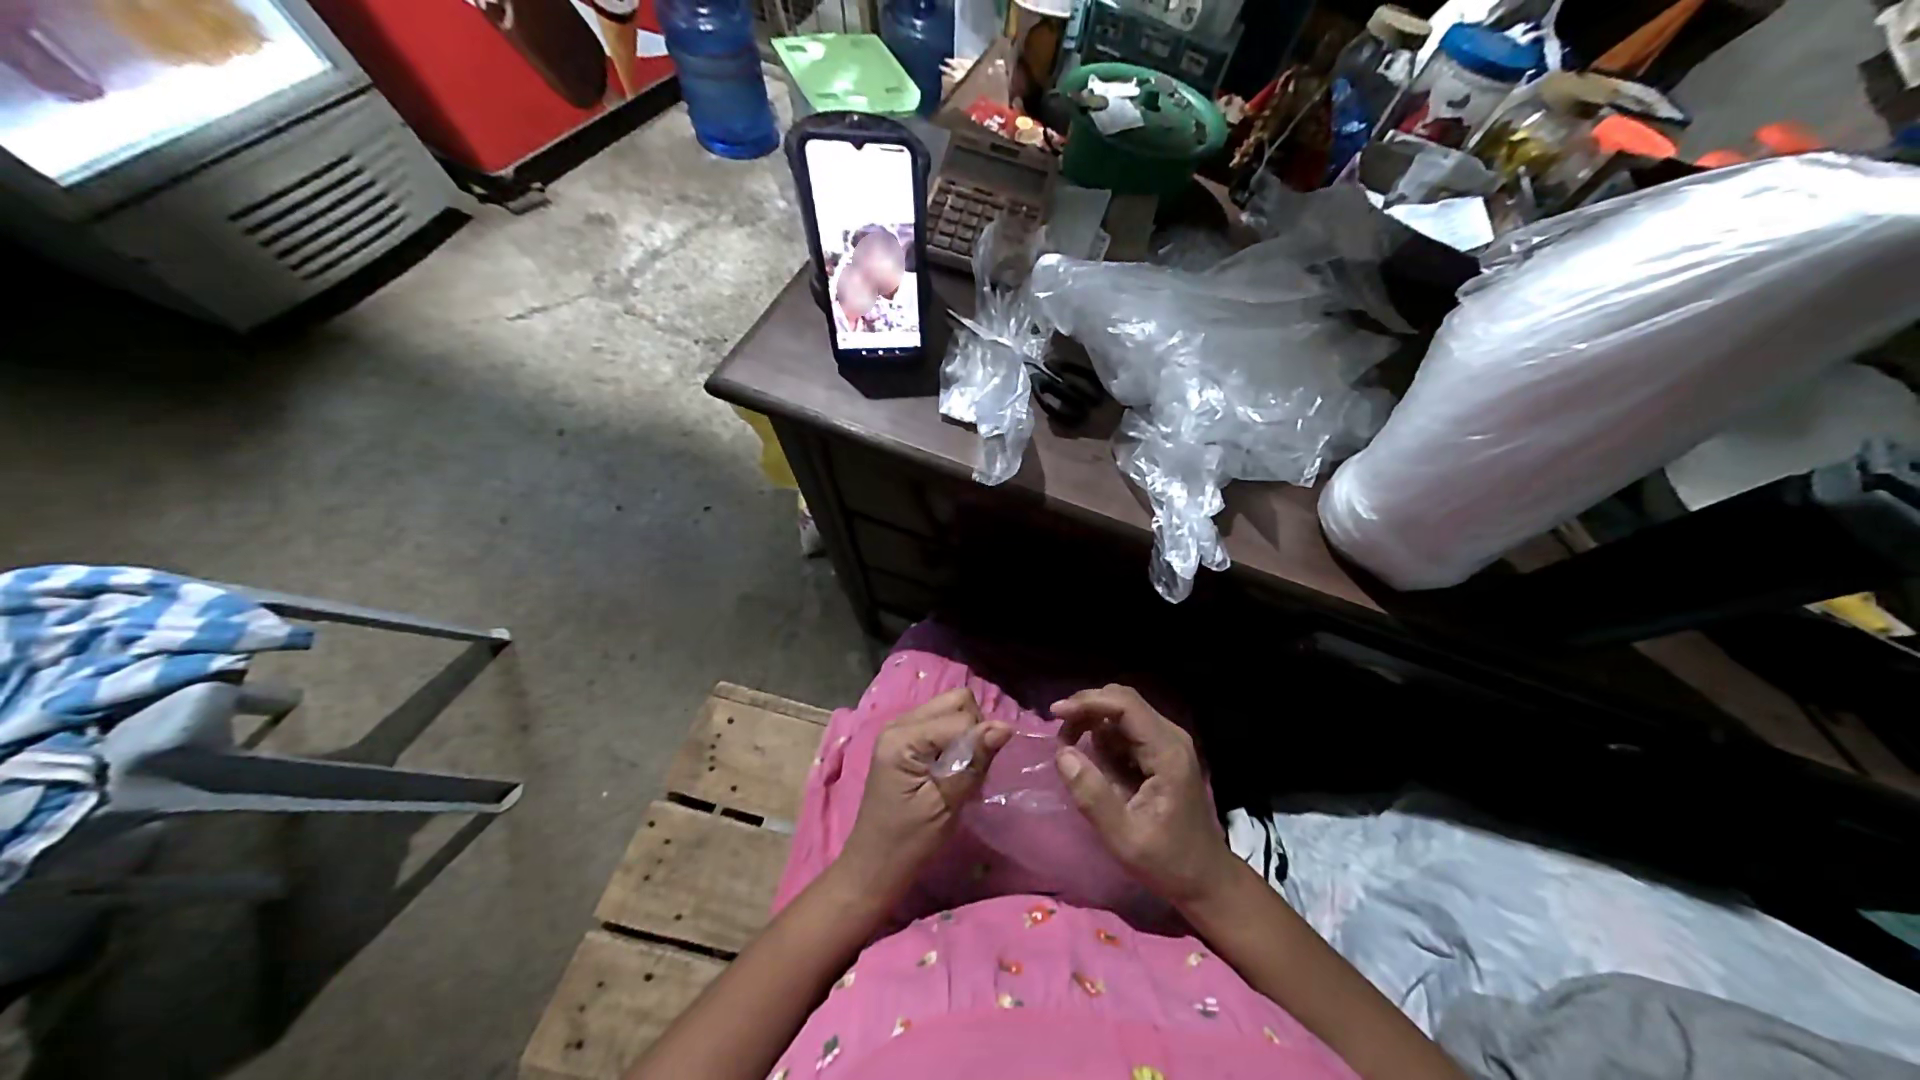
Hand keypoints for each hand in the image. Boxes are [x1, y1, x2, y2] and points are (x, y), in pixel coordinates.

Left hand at [839, 688, 1010, 900]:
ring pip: (951, 708)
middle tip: (972, 767)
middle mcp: (899, 722)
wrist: (875, 863)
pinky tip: (950, 768)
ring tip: (961, 770)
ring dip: (966, 734)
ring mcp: (900, 727)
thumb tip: (1005, 728)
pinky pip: (941, 721)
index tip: (978, 776)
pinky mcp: (905, 737)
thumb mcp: (946, 804)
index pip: (961, 718)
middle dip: (975, 729)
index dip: (979, 742)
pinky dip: (955, 738)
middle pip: (957, 701)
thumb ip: (974, 762)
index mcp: (903, 737)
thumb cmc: (909, 840)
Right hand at [1052, 685, 1238, 906]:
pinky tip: (1092, 762)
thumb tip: (1062, 754)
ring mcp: (1168, 744)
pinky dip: (1103, 738)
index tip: (1055, 714)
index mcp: (1167, 752)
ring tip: (1069, 749)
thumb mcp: (1124, 837)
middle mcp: (1171, 738)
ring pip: (1123, 713)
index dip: (1088, 702)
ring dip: (1092, 723)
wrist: (1206, 880)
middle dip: (1087, 710)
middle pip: (1123, 701)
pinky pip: (1127, 731)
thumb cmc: (1168, 862)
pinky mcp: (1161, 754)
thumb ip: (1092, 795)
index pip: (1125, 705)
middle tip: (1060, 735)